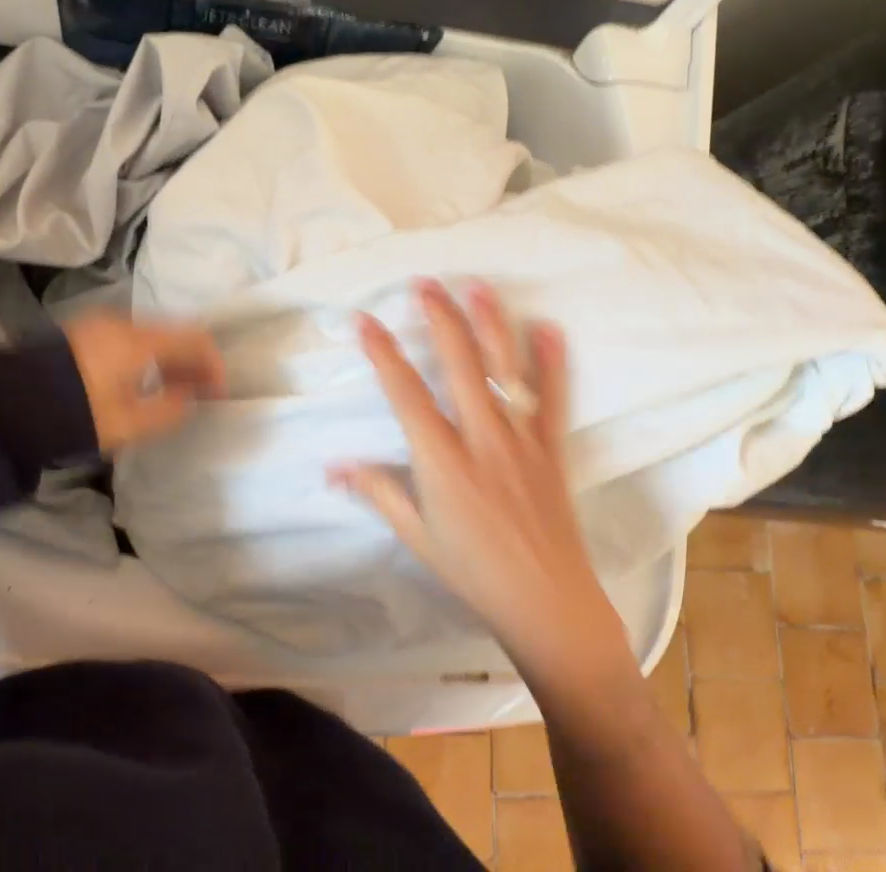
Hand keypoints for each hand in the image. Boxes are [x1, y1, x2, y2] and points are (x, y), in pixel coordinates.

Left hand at [64, 313, 226, 453]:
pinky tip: (141, 380)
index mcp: (139, 340)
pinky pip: (128, 338)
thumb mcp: (129, 424)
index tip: (219, 394)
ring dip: (167, 359)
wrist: (12, 403)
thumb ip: (169, 410)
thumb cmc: (77, 415)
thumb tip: (191, 397)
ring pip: (150, 335)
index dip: (213, 365)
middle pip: (172, 333)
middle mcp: (123, 322)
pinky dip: (145, 355)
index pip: (194, 339)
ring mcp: (100, 323)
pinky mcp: (82, 332)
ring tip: (172, 390)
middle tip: (201, 393)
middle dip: (191, 362)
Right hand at [329, 280, 628, 683]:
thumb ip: (378, 492)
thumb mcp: (416, 535)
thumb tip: (333, 467)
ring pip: (505, 371)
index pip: (405, 394)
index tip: (364, 320)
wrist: (548, 602)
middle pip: (459, 366)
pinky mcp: (552, 450)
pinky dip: (550, 362)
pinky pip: (552, 398)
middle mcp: (482, 440)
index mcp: (442, 462)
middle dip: (440, 320)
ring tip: (477, 287)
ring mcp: (523, 441)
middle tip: (425, 284)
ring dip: (490, 325)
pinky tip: (546, 328)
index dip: (383, 353)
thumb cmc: (473, 572)